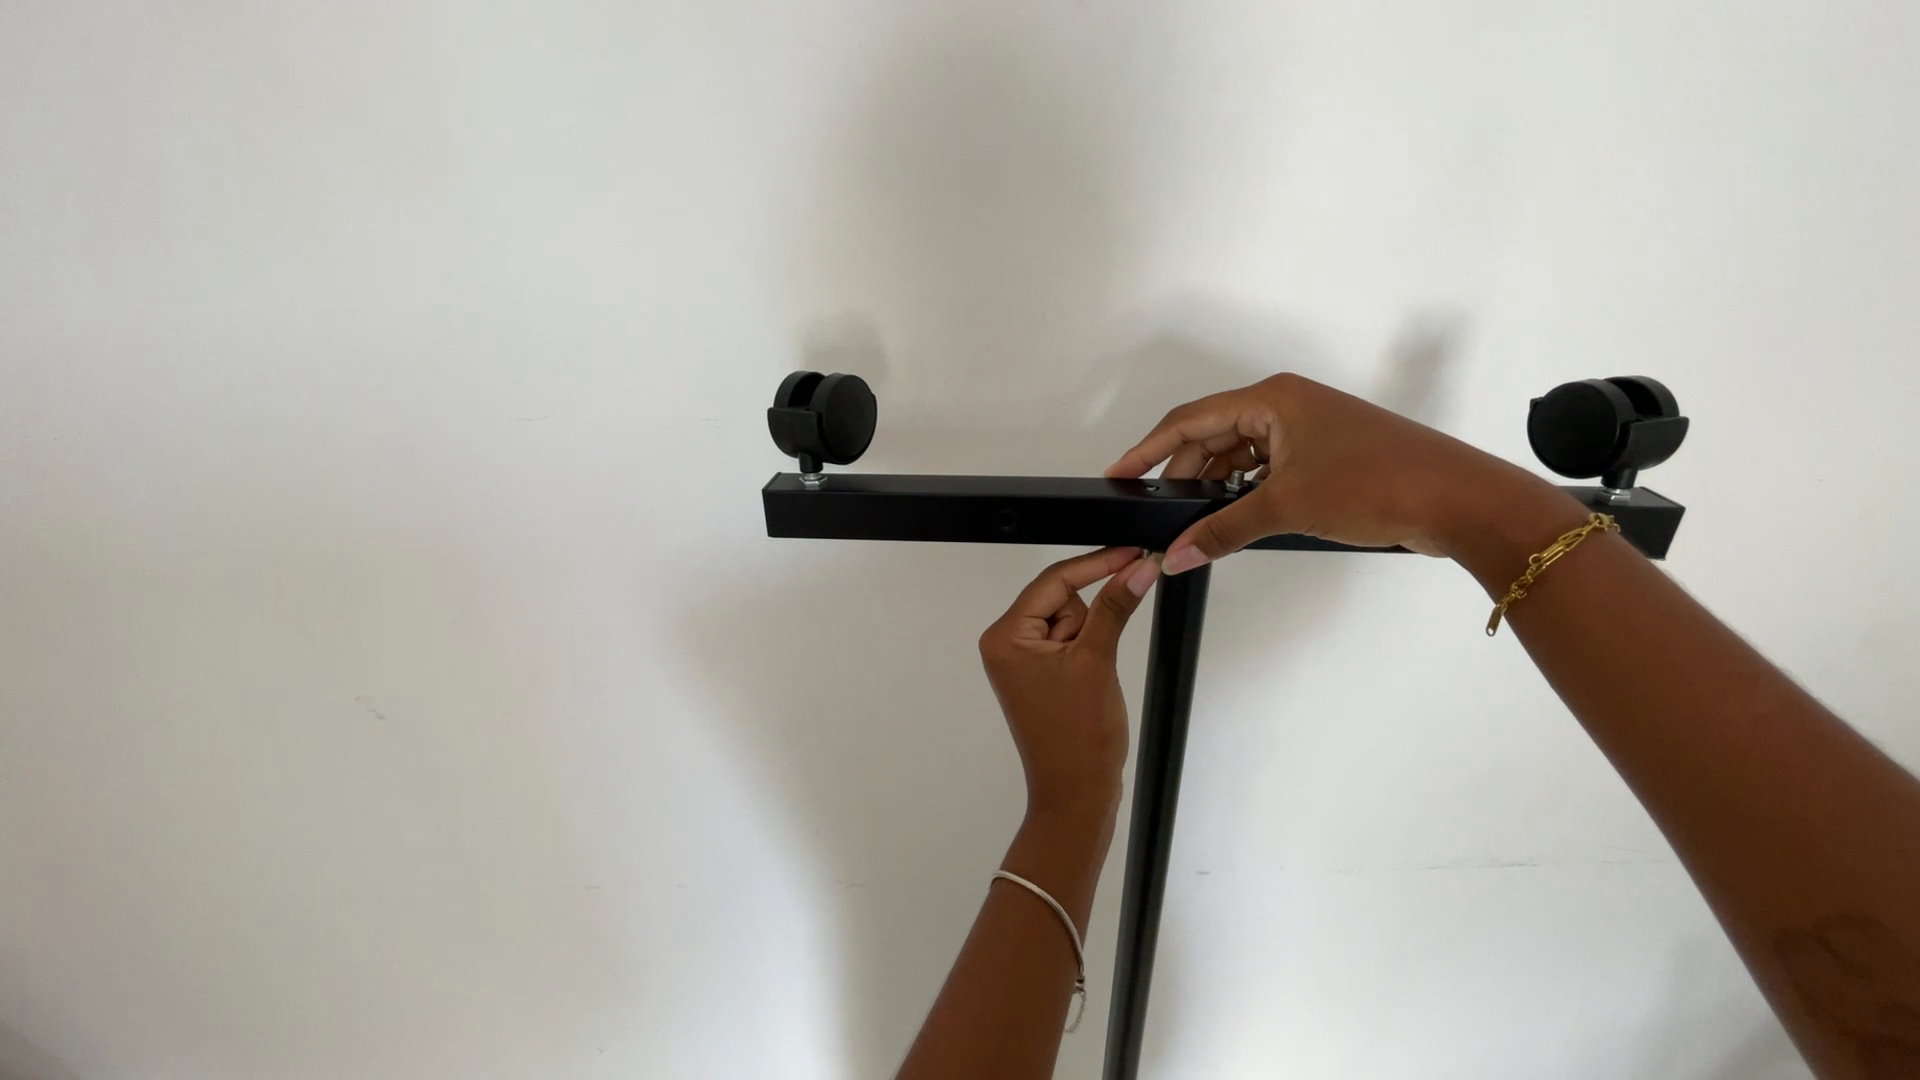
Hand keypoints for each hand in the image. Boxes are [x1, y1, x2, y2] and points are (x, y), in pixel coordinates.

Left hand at [979, 548, 1159, 817]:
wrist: (1077, 793)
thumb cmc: (1078, 736)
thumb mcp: (1097, 661)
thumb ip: (1115, 607)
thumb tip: (1138, 568)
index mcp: (1005, 636)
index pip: (1054, 581)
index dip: (1097, 564)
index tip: (1133, 553)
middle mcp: (1005, 643)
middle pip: (1061, 598)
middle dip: (1089, 619)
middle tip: (1095, 658)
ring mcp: (1021, 660)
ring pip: (1070, 619)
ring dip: (1090, 639)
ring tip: (1090, 679)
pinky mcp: (1039, 673)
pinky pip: (1069, 641)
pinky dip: (1088, 652)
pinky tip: (1088, 683)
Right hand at [1105, 373, 1577, 572]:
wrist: (1462, 501)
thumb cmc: (1381, 483)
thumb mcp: (1286, 507)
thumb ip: (1222, 530)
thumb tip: (1178, 554)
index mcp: (1272, 399)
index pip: (1190, 420)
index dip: (1149, 449)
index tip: (1119, 471)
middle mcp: (1286, 405)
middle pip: (1212, 435)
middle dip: (1182, 473)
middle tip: (1157, 508)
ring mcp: (1306, 429)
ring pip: (1239, 454)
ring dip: (1214, 485)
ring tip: (1194, 519)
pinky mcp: (1323, 453)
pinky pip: (1264, 467)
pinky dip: (1244, 491)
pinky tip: (1234, 516)